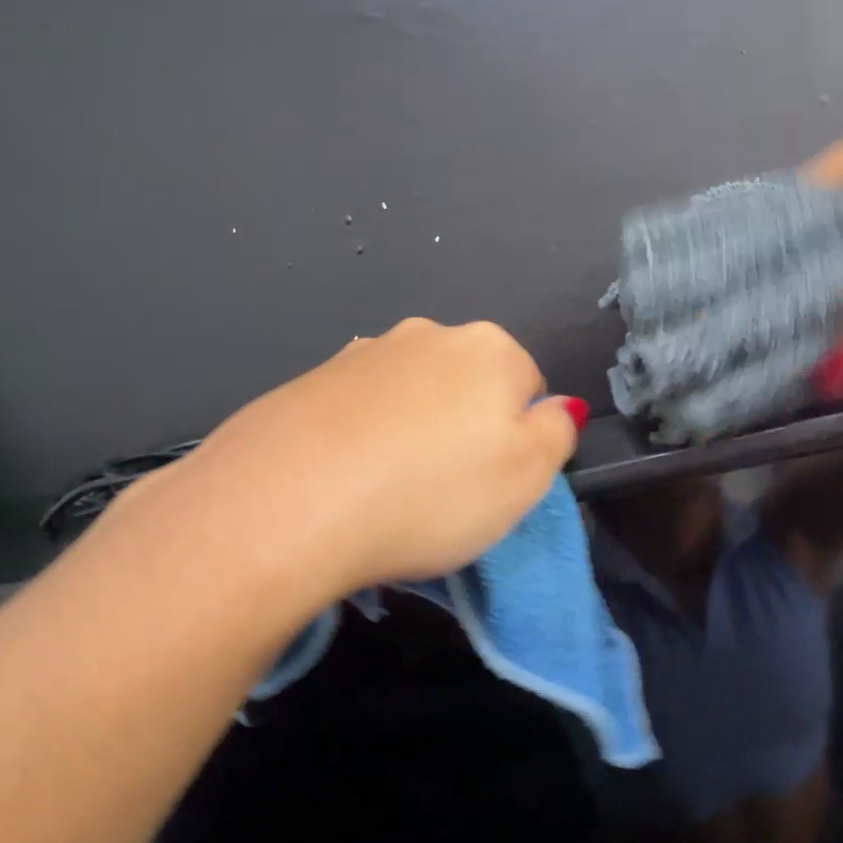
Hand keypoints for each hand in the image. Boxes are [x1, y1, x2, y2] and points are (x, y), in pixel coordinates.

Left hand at [139, 319, 585, 605]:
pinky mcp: (305, 384)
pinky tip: (348, 485)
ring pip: (411, 398)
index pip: (530, 387)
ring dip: (413, 433)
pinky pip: (358, 414)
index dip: (520, 439)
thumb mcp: (529, 476)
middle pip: (468, 386)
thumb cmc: (431, 493)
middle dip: (466, 428)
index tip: (495, 481)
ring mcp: (360, 354)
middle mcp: (426, 335)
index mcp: (490, 349)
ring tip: (391, 492)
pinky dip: (362, 441)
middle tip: (448, 489)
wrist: (284, 507)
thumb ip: (558, 433)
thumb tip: (557, 408)